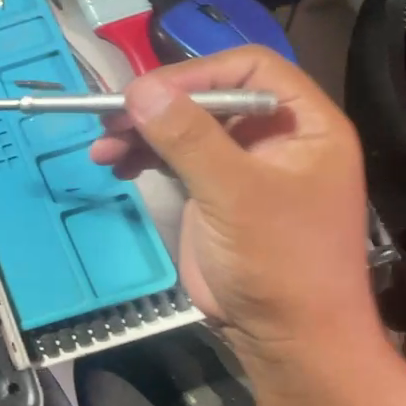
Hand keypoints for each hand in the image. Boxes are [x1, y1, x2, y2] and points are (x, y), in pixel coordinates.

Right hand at [89, 46, 382, 364]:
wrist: (285, 337)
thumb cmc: (280, 262)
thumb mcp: (234, 194)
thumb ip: (188, 138)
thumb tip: (138, 89)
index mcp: (302, 124)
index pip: (248, 68)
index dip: (195, 73)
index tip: (146, 94)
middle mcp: (272, 136)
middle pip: (206, 95)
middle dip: (156, 107)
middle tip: (110, 121)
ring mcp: (240, 164)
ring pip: (181, 125)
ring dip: (139, 132)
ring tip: (103, 150)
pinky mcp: (212, 191)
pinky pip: (170, 156)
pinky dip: (140, 155)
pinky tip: (116, 166)